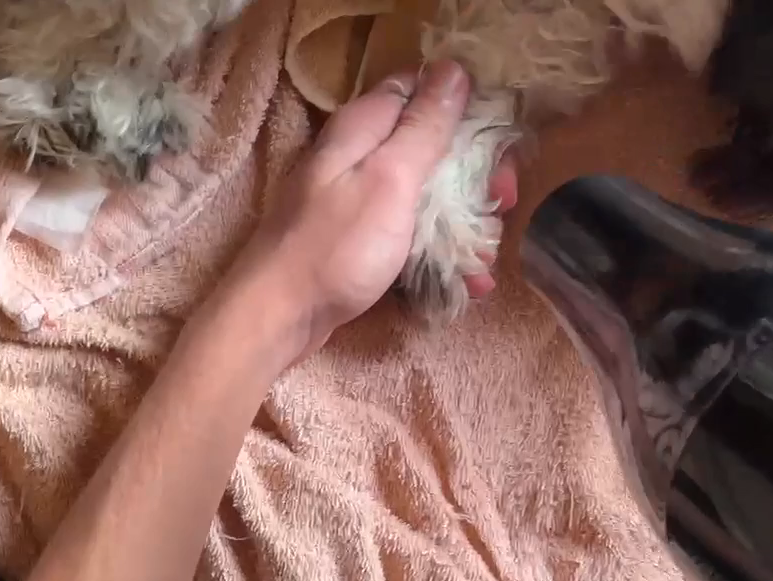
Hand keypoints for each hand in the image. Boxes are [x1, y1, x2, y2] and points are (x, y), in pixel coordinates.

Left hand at [214, 63, 518, 357]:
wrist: (274, 319)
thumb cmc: (332, 249)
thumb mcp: (388, 179)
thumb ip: (422, 127)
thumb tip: (452, 70)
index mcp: (361, 130)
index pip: (423, 93)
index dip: (467, 115)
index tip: (496, 153)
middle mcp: (354, 161)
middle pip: (429, 151)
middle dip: (472, 181)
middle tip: (498, 211)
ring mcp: (351, 207)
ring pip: (419, 201)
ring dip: (459, 229)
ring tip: (482, 266)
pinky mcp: (350, 248)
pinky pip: (401, 242)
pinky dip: (432, 259)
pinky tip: (462, 285)